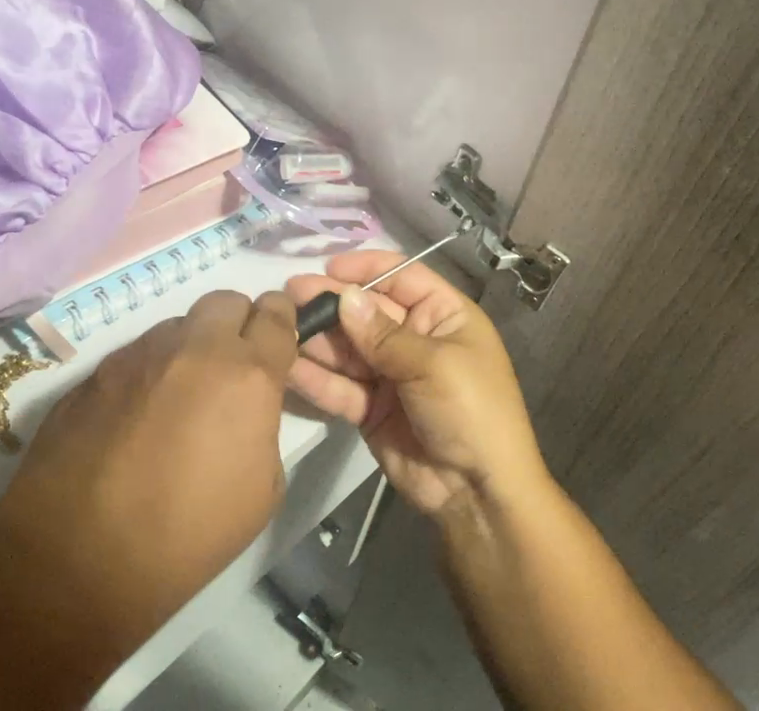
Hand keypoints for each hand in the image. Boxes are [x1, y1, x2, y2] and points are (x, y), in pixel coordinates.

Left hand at [0, 290, 298, 660]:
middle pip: (227, 302)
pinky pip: (134, 356)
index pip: (278, 314)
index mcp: (248, 375)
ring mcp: (137, 356)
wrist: (74, 563)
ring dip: (190, 349)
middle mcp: (195, 349)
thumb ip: (264, 426)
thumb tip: (248, 409)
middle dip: (237, 326)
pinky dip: (147, 375)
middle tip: (232, 370)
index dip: (283, 324)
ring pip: (177, 327)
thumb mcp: (263, 488)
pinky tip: (135, 422)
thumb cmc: (188, 535)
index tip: (278, 345)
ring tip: (178, 400)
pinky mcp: (92, 375)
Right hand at [286, 252, 550, 518]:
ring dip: (318, 339)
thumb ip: (383, 334)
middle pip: (369, 312)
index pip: (403, 278)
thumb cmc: (471, 410)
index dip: (366, 270)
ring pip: (350, 350)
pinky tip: (287, 366)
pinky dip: (316, 378)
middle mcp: (418, 340)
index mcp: (445, 316)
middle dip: (332, 304)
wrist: (478, 491)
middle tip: (288, 296)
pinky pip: (341, 388)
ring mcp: (393, 376)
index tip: (327, 268)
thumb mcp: (433, 364)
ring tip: (280, 327)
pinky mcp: (372, 410)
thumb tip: (345, 296)